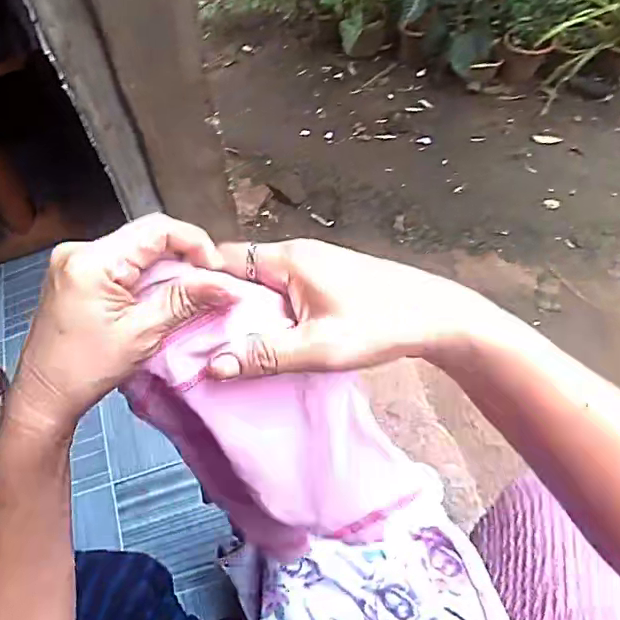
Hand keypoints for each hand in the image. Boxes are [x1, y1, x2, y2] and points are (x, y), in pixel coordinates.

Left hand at [12, 215, 238, 434]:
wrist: (44, 394)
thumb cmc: (83, 371)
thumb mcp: (141, 334)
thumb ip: (184, 301)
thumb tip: (224, 285)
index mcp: (91, 261)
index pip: (157, 229)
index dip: (195, 243)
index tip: (216, 270)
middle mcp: (77, 250)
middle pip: (145, 237)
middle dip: (182, 259)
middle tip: (206, 287)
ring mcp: (73, 260)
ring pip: (135, 250)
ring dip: (164, 269)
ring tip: (185, 296)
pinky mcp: (74, 273)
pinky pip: (119, 263)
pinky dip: (143, 278)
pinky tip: (156, 300)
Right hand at [206, 238, 514, 378]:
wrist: (439, 317)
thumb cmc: (380, 325)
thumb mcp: (318, 347)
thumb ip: (264, 356)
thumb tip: (213, 366)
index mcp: (288, 259)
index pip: (224, 259)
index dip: (199, 281)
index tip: (180, 311)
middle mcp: (295, 254)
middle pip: (239, 270)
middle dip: (218, 299)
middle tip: (196, 332)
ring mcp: (310, 265)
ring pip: (259, 282)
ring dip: (243, 307)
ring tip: (223, 338)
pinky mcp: (322, 280)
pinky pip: (279, 290)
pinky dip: (265, 310)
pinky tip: (263, 335)